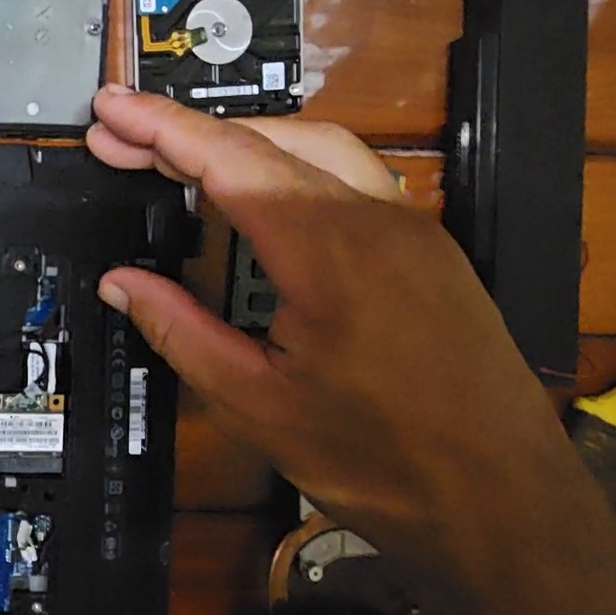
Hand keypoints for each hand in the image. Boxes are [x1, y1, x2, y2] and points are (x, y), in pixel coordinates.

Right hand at [88, 86, 615, 614]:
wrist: (505, 506)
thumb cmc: (374, 458)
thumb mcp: (251, 400)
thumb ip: (177, 328)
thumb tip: (118, 281)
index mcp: (332, 252)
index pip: (232, 161)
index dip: (162, 129)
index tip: (110, 107)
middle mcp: (379, 220)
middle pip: (271, 139)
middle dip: (186, 131)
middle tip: (116, 141)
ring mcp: (411, 231)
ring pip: (314, 147)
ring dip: (235, 141)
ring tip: (169, 158)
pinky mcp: (425, 250)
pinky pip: (344, 178)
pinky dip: (278, 165)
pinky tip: (245, 194)